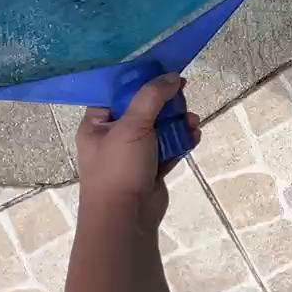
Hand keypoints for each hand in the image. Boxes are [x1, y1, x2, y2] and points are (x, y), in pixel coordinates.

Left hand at [75, 73, 199, 230]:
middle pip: (145, 107)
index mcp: (97, 125)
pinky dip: (182, 139)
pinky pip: (170, 144)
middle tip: (182, 97)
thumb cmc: (119, 169)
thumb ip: (152, 96)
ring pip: (162, 125)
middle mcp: (114, 136)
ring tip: (192, 123)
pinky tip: (193, 136)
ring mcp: (134, 152)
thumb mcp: (133, 126)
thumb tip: (172, 76)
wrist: (125, 219)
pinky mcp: (152, 166)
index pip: (117, 93)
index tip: (163, 72)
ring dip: (180, 122)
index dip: (140, 80)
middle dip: (168, 103)